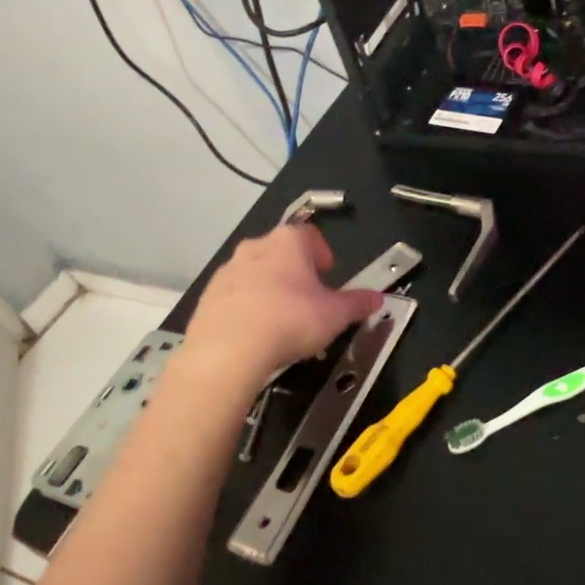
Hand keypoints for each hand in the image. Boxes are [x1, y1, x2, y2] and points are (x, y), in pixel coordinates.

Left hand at [182, 224, 382, 381]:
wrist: (229, 349)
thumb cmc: (291, 321)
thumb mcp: (335, 315)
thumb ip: (357, 303)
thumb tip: (377, 297)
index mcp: (289, 242)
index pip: (310, 235)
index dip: (322, 254)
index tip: (327, 277)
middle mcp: (255, 246)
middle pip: (281, 252)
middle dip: (295, 272)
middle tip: (308, 301)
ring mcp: (227, 270)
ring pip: (255, 273)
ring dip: (268, 289)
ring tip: (280, 322)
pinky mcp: (208, 295)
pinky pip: (233, 296)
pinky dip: (245, 307)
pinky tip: (254, 333)